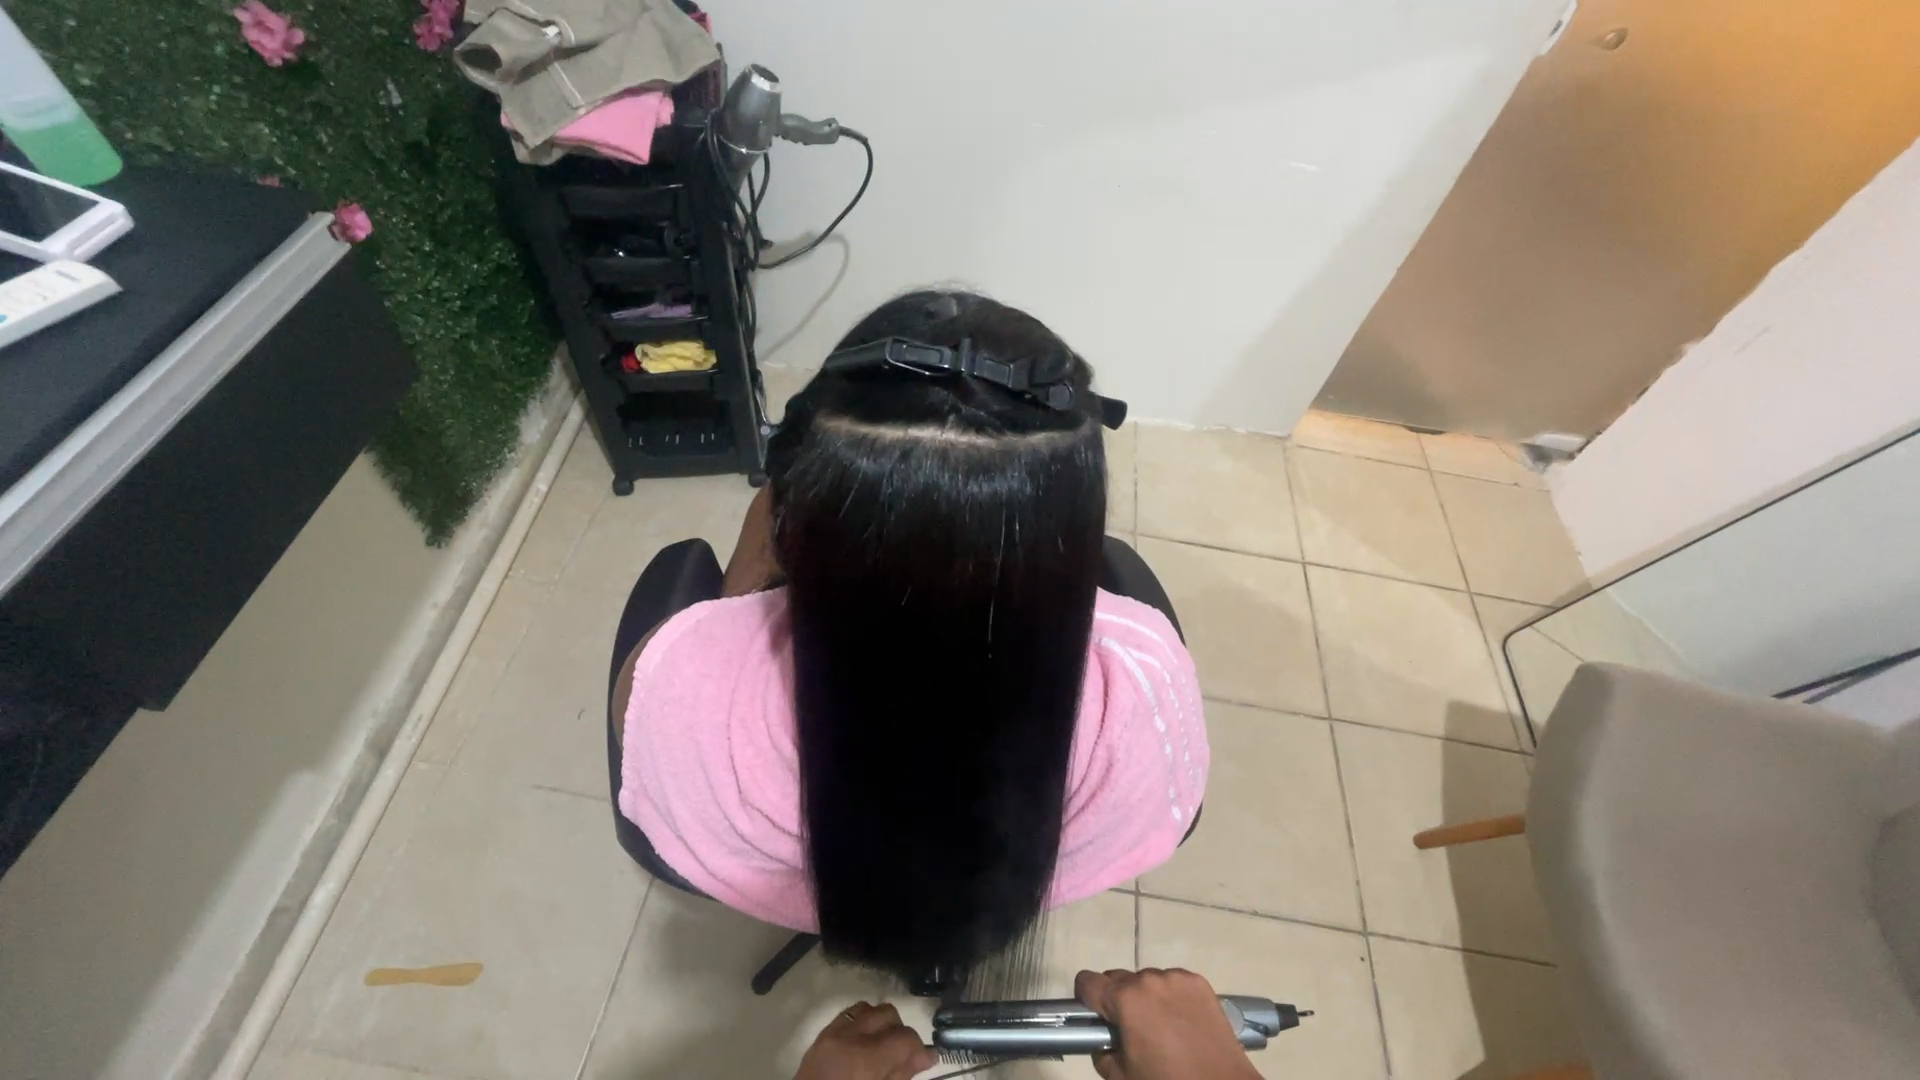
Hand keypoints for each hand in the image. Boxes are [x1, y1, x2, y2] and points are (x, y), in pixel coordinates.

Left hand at [794, 1001, 934, 1079]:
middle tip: (902, 1055)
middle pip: (888, 1014)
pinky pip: (849, 1013)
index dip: (918, 1048)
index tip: (925, 1060)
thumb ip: (902, 1076)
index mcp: (866, 1059)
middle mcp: (850, 1037)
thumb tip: (926, 1055)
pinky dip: (862, 1022)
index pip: (905, 1037)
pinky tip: (864, 1042)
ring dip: (880, 1023)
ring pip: (869, 1008)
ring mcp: (833, 1032)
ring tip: (882, 1047)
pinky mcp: (822, 1034)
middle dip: (900, 1031)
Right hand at [1075, 968, 1262, 1079]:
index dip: (1086, 999)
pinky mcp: (1198, 981)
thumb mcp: (1123, 1078)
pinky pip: (1171, 982)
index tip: (1096, 1017)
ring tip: (1163, 1028)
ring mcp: (1175, 978)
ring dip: (1145, 997)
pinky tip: (1182, 1022)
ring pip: (1145, 980)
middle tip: (1132, 1031)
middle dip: (1118, 1001)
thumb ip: (1102, 1053)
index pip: (1087, 982)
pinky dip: (1170, 996)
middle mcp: (1148, 979)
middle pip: (1118, 979)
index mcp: (1125, 1000)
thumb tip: (1104, 1040)